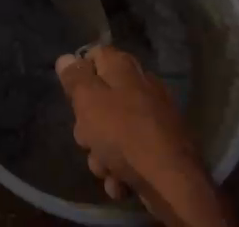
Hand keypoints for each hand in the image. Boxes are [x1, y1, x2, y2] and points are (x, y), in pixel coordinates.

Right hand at [56, 47, 234, 226]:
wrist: (172, 183)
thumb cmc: (123, 134)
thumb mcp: (88, 101)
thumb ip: (75, 77)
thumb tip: (66, 58)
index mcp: (123, 68)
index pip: (93, 55)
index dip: (78, 75)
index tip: (72, 96)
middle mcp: (141, 86)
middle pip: (100, 98)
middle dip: (87, 125)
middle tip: (86, 139)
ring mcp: (154, 118)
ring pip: (113, 130)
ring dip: (102, 153)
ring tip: (105, 170)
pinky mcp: (161, 147)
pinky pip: (131, 151)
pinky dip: (122, 168)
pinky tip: (119, 182)